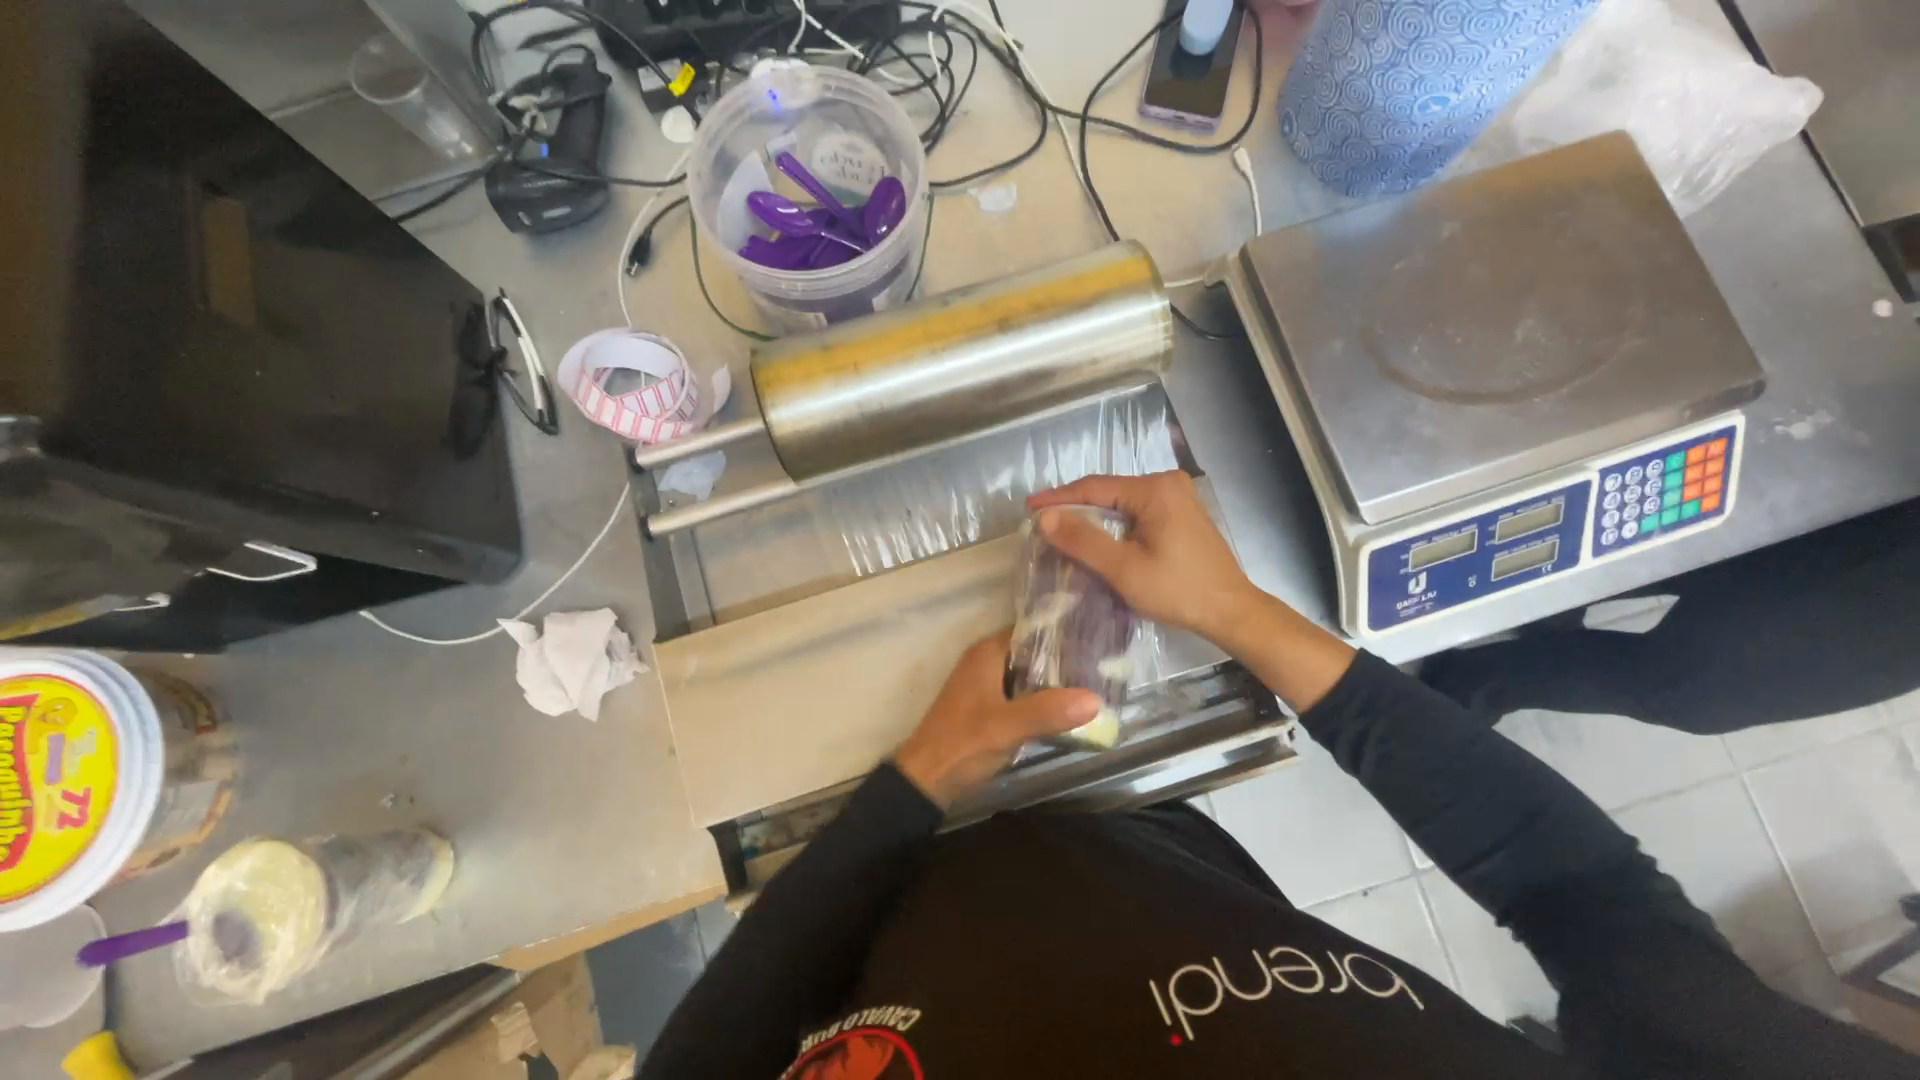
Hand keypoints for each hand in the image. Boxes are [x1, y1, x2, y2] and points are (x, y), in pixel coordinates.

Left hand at [894, 632, 1102, 807]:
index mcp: (987, 653)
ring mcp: (987, 684)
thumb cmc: (963, 745)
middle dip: (1067, 657)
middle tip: (1107, 663)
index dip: (1065, 631)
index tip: (1100, 637)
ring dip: (1058, 679)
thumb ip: (1047, 711)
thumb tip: (1095, 698)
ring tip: (1098, 682)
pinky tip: (1071, 707)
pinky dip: (1045, 697)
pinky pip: (1024, 692)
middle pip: (1035, 650)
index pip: (1033, 628)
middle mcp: (987, 660)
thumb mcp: (1007, 727)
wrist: (926, 781)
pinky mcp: (990, 706)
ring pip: (1031, 673)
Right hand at [1028, 472, 1356, 710]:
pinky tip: (1097, 537)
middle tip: (1042, 522)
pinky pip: (1136, 511)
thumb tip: (1044, 517)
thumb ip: (1083, 540)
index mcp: (1155, 489)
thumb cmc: (1177, 591)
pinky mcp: (1181, 512)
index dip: (1058, 498)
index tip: (1028, 508)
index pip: (1094, 488)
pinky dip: (1114, 524)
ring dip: (1093, 517)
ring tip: (1062, 530)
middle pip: (1108, 492)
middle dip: (1074, 507)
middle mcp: (1167, 483)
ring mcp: (1177, 496)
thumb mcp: (1123, 569)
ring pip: (1121, 503)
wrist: (1230, 611)